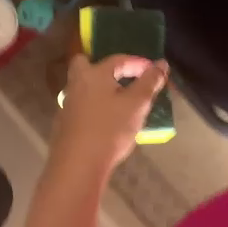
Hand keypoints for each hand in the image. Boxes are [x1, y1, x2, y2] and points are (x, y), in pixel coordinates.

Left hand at [50, 54, 167, 180]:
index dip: (139, 63)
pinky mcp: (65, 126)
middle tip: (125, 78)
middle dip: (106, 69)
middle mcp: (76, 85)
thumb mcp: (137, 104)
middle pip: (86, 66)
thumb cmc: (109, 129)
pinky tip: (110, 123)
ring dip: (103, 91)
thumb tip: (161, 64)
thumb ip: (150, 82)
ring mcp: (68, 106)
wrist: (77, 167)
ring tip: (123, 104)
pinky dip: (97, 108)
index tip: (154, 72)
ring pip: (85, 88)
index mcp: (93, 74)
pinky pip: (83, 107)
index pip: (118, 60)